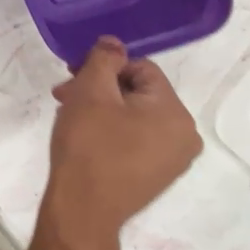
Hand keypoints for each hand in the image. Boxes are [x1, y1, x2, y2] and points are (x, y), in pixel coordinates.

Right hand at [39, 37, 202, 249]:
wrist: (85, 207)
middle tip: (64, 96)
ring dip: (102, 107)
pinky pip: (136, 137)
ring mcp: (174, 158)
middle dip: (100, 88)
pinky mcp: (158, 174)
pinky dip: (111, 129)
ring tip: (71, 117)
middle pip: (139, 92)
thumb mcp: (90, 92)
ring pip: (135, 115)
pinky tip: (86, 137)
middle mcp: (185, 135)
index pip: (141, 68)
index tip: (71, 77)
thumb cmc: (89, 144)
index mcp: (175, 112)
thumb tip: (114, 42)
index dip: (104, 67)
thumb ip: (103, 60)